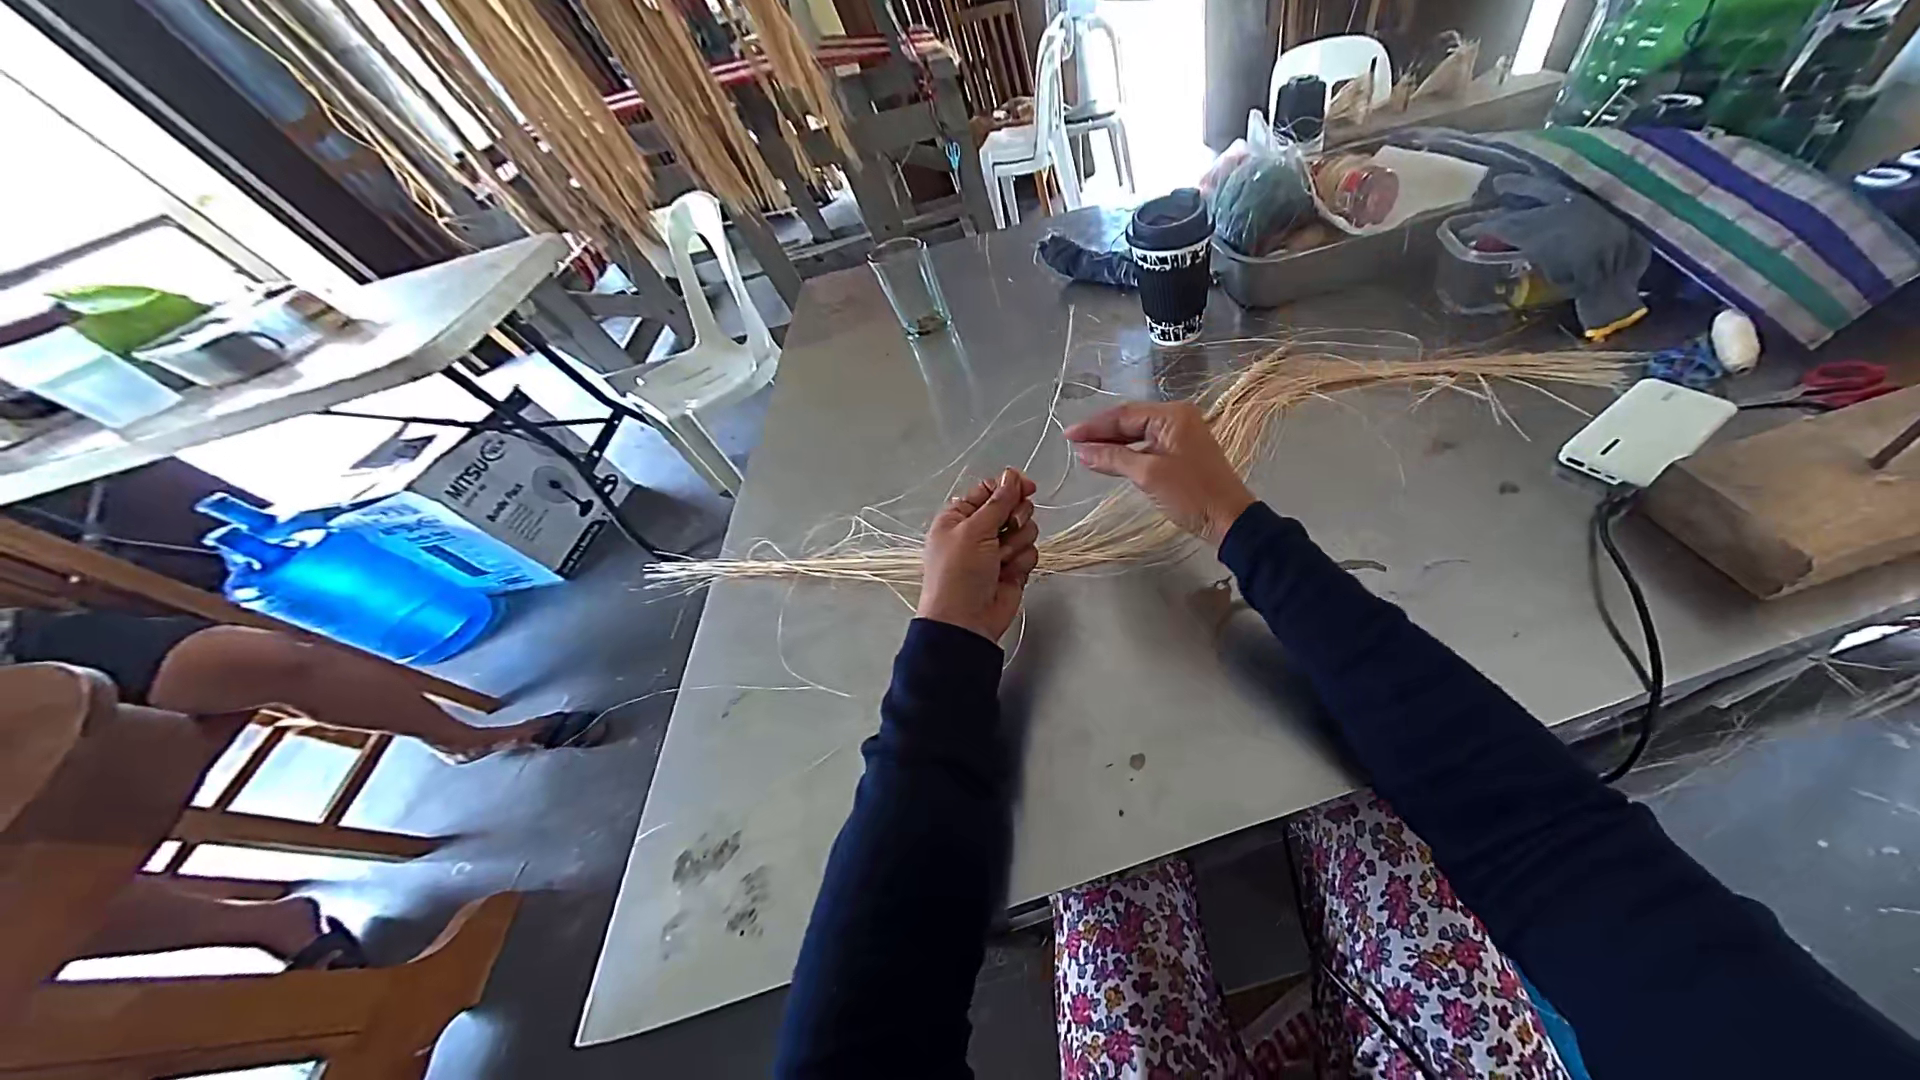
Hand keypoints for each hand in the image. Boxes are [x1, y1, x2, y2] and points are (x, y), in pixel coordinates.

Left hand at [918, 467, 1039, 642]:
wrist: (965, 620)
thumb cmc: (958, 573)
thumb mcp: (973, 530)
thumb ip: (998, 501)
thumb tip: (1012, 474)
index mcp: (960, 516)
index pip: (991, 490)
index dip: (1010, 486)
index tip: (1027, 488)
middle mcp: (979, 530)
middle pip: (1013, 507)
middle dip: (1015, 518)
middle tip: (1007, 529)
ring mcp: (998, 550)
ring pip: (1026, 530)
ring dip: (1017, 543)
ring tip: (1000, 560)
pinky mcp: (1014, 568)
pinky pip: (1030, 552)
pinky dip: (1021, 562)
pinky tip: (1008, 573)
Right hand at [1064, 401, 1255, 544]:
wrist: (1228, 519)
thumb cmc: (1191, 494)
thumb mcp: (1148, 474)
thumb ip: (1113, 458)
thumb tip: (1082, 451)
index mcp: (1172, 416)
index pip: (1124, 415)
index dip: (1094, 426)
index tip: (1068, 435)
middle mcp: (1177, 419)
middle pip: (1130, 421)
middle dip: (1100, 433)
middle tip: (1072, 442)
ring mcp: (1180, 436)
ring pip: (1136, 434)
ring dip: (1111, 443)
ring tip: (1084, 451)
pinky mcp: (1180, 453)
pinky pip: (1146, 446)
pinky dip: (1126, 453)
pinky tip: (1108, 460)